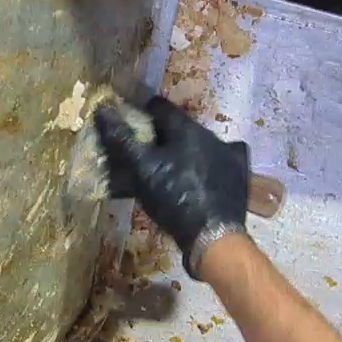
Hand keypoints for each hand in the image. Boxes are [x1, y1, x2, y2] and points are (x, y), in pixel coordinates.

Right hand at [94, 95, 250, 278]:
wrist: (212, 235)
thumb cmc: (172, 198)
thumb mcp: (140, 169)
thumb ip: (122, 138)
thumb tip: (103, 109)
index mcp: (185, 128)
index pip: (159, 106)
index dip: (141, 112)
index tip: (129, 123)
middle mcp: (210, 134)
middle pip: (179, 126)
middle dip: (161, 135)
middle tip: (145, 151)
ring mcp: (228, 153)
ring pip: (198, 143)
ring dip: (184, 149)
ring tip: (169, 167)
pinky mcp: (238, 173)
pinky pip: (219, 159)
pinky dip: (207, 162)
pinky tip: (200, 175)